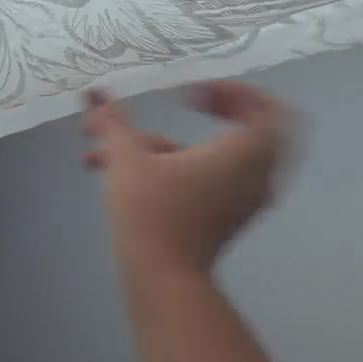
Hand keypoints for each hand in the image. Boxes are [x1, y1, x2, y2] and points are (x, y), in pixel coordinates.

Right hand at [82, 81, 292, 276]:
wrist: (163, 270)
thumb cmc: (152, 206)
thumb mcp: (125, 155)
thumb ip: (113, 120)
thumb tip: (94, 91)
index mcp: (244, 154)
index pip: (267, 110)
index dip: (232, 91)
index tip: (188, 92)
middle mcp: (256, 174)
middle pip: (253, 129)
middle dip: (212, 111)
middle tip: (180, 101)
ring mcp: (243, 196)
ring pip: (219, 153)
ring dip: (168, 140)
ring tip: (111, 144)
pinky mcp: (225, 211)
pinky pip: (211, 173)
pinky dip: (173, 161)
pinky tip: (116, 166)